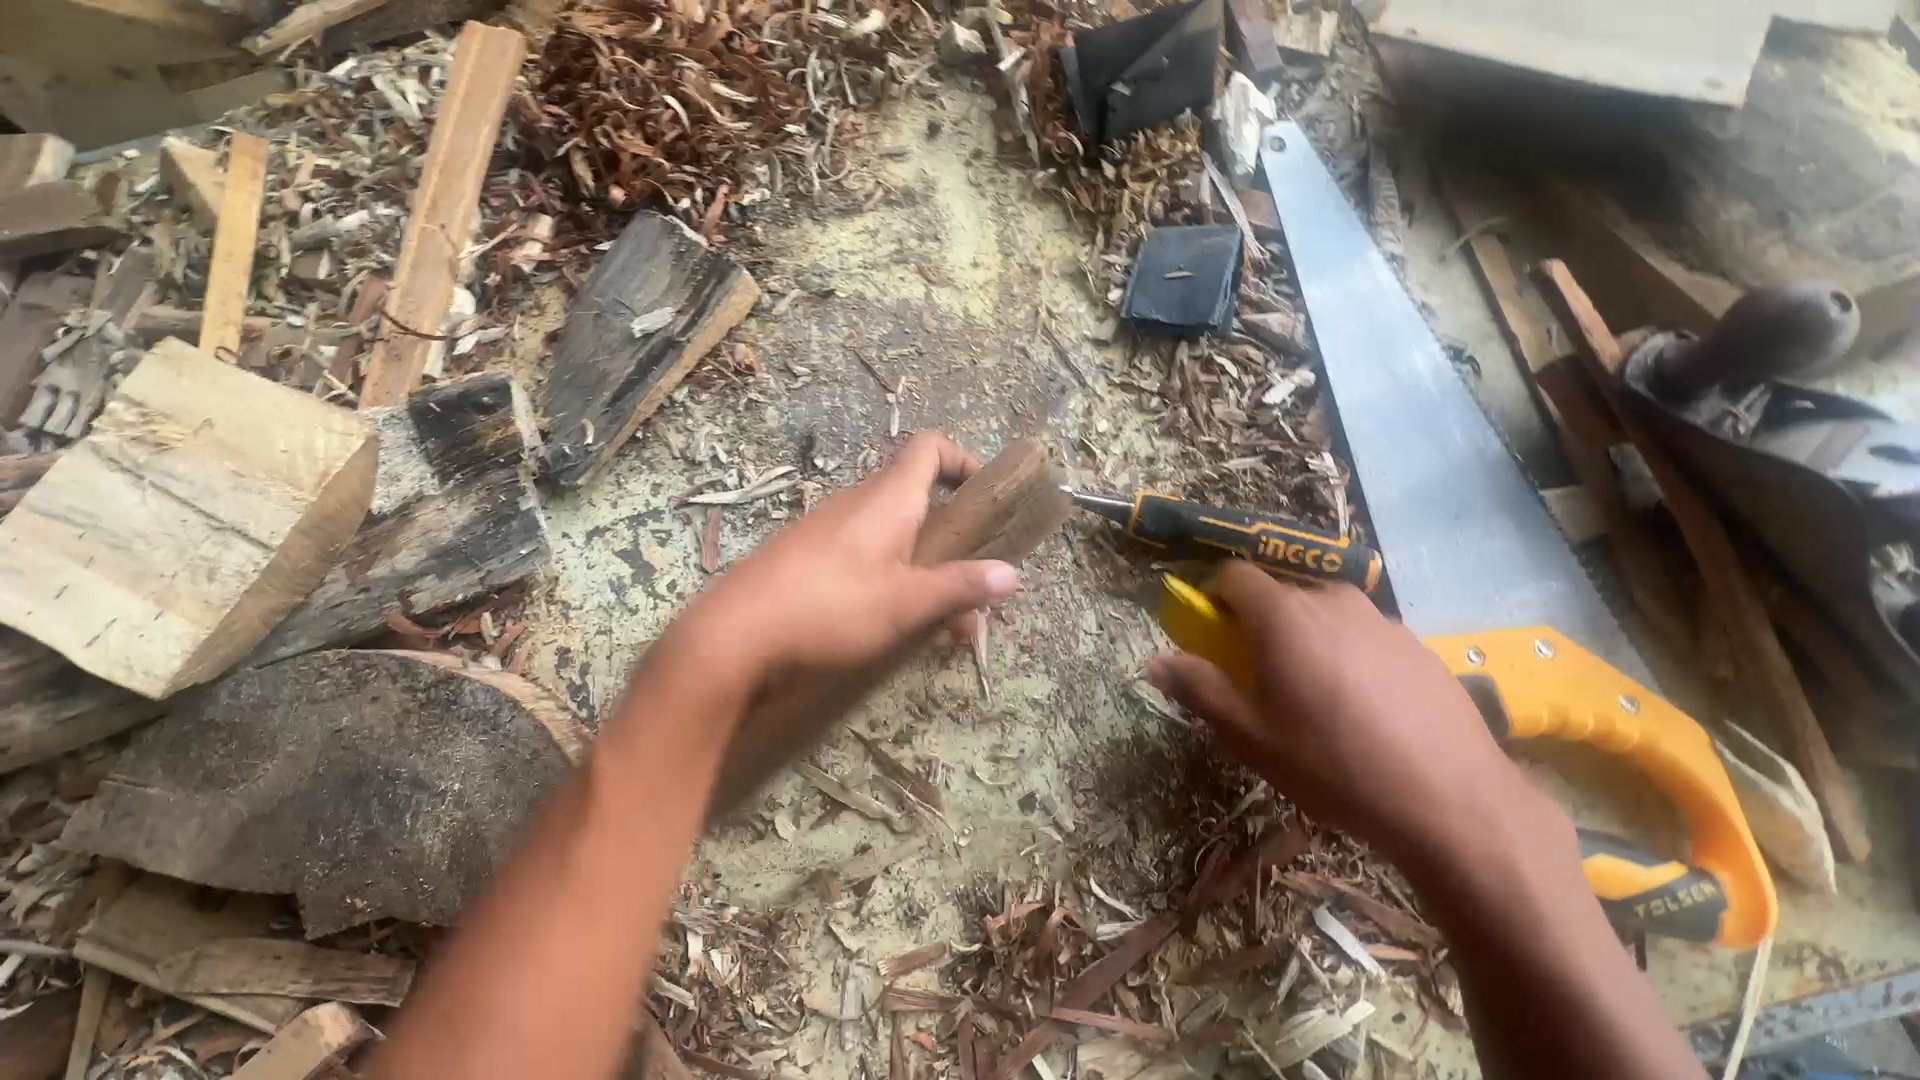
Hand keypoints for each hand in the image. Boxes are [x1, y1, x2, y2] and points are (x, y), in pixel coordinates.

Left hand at [674, 431, 1020, 677]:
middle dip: (951, 529)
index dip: (962, 457)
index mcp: (888, 498)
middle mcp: (859, 501)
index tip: (985, 494)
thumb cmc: (830, 606)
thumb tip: (1014, 574)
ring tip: (941, 615)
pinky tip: (892, 620)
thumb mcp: (905, 602)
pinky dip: (890, 574)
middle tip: (973, 573)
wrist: (737, 631)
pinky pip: (864, 551)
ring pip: (891, 530)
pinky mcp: (809, 554)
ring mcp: (830, 526)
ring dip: (923, 561)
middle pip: (915, 493)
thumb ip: (959, 586)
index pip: (928, 446)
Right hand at [1148, 561, 1568, 874]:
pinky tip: (1368, 713)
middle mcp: (1333, 601)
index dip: (1215, 599)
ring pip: (1326, 617)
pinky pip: (1366, 638)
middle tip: (1264, 682)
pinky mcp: (1420, 645)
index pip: (1234, 575)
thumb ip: (1200, 689)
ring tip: (1319, 701)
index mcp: (1284, 615)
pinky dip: (1351, 658)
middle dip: (1261, 627)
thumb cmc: (1332, 764)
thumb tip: (1158, 661)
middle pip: (1281, 596)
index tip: (1215, 638)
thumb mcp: (1250, 735)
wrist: (1452, 799)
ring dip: (1309, 641)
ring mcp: (1384, 620)